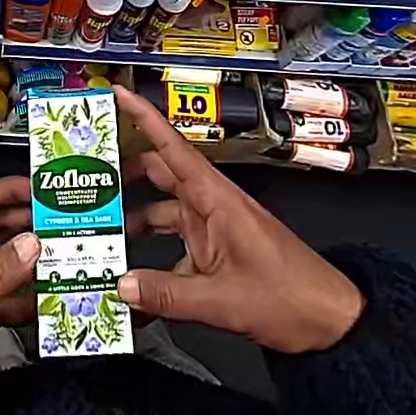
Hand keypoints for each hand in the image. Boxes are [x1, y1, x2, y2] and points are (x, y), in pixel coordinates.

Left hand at [0, 176, 40, 413]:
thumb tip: (32, 244)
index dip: (14, 189)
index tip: (45, 189)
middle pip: (0, 224)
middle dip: (31, 223)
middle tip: (64, 223)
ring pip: (6, 256)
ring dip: (31, 258)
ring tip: (62, 255)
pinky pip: (5, 287)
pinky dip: (24, 292)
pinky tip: (45, 296)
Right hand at [113, 87, 363, 352]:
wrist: (328, 319)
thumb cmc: (290, 295)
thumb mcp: (223, 300)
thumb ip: (168, 296)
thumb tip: (122, 286)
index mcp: (215, 198)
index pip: (172, 147)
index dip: (145, 117)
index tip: (119, 95)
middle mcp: (211, 204)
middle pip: (159, 175)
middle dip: (123, 174)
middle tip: (88, 177)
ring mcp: (212, 227)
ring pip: (161, 211)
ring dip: (132, 223)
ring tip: (98, 236)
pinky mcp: (214, 250)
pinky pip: (173, 247)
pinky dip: (152, 264)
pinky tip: (133, 288)